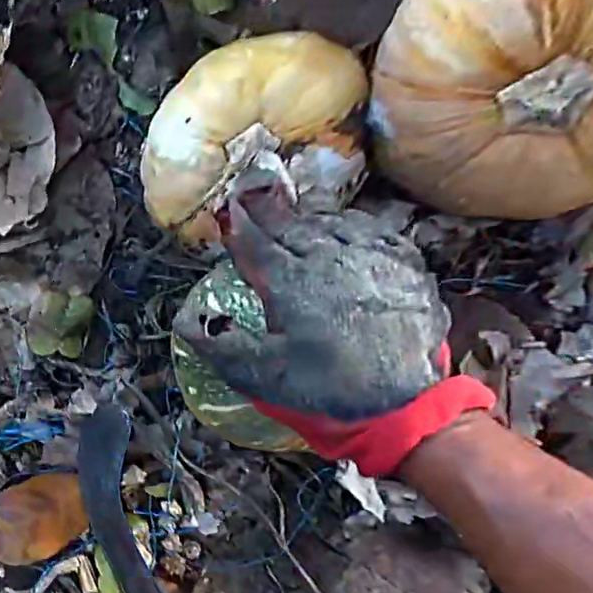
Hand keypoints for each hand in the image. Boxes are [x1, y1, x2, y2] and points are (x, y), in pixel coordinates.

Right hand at [174, 167, 492, 475]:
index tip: (224, 209)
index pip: (254, 244)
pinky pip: (368, 228)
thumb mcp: (263, 374)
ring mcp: (368, 256)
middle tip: (249, 192)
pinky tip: (341, 225)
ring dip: (303, 215)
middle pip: (289, 225)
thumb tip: (184, 319)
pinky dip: (346, 223)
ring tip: (288, 208)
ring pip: (328, 222)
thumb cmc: (326, 386)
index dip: (237, 226)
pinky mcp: (402, 262)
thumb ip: (220, 344)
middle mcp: (327, 258)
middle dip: (265, 209)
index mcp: (289, 281)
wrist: (407, 400)